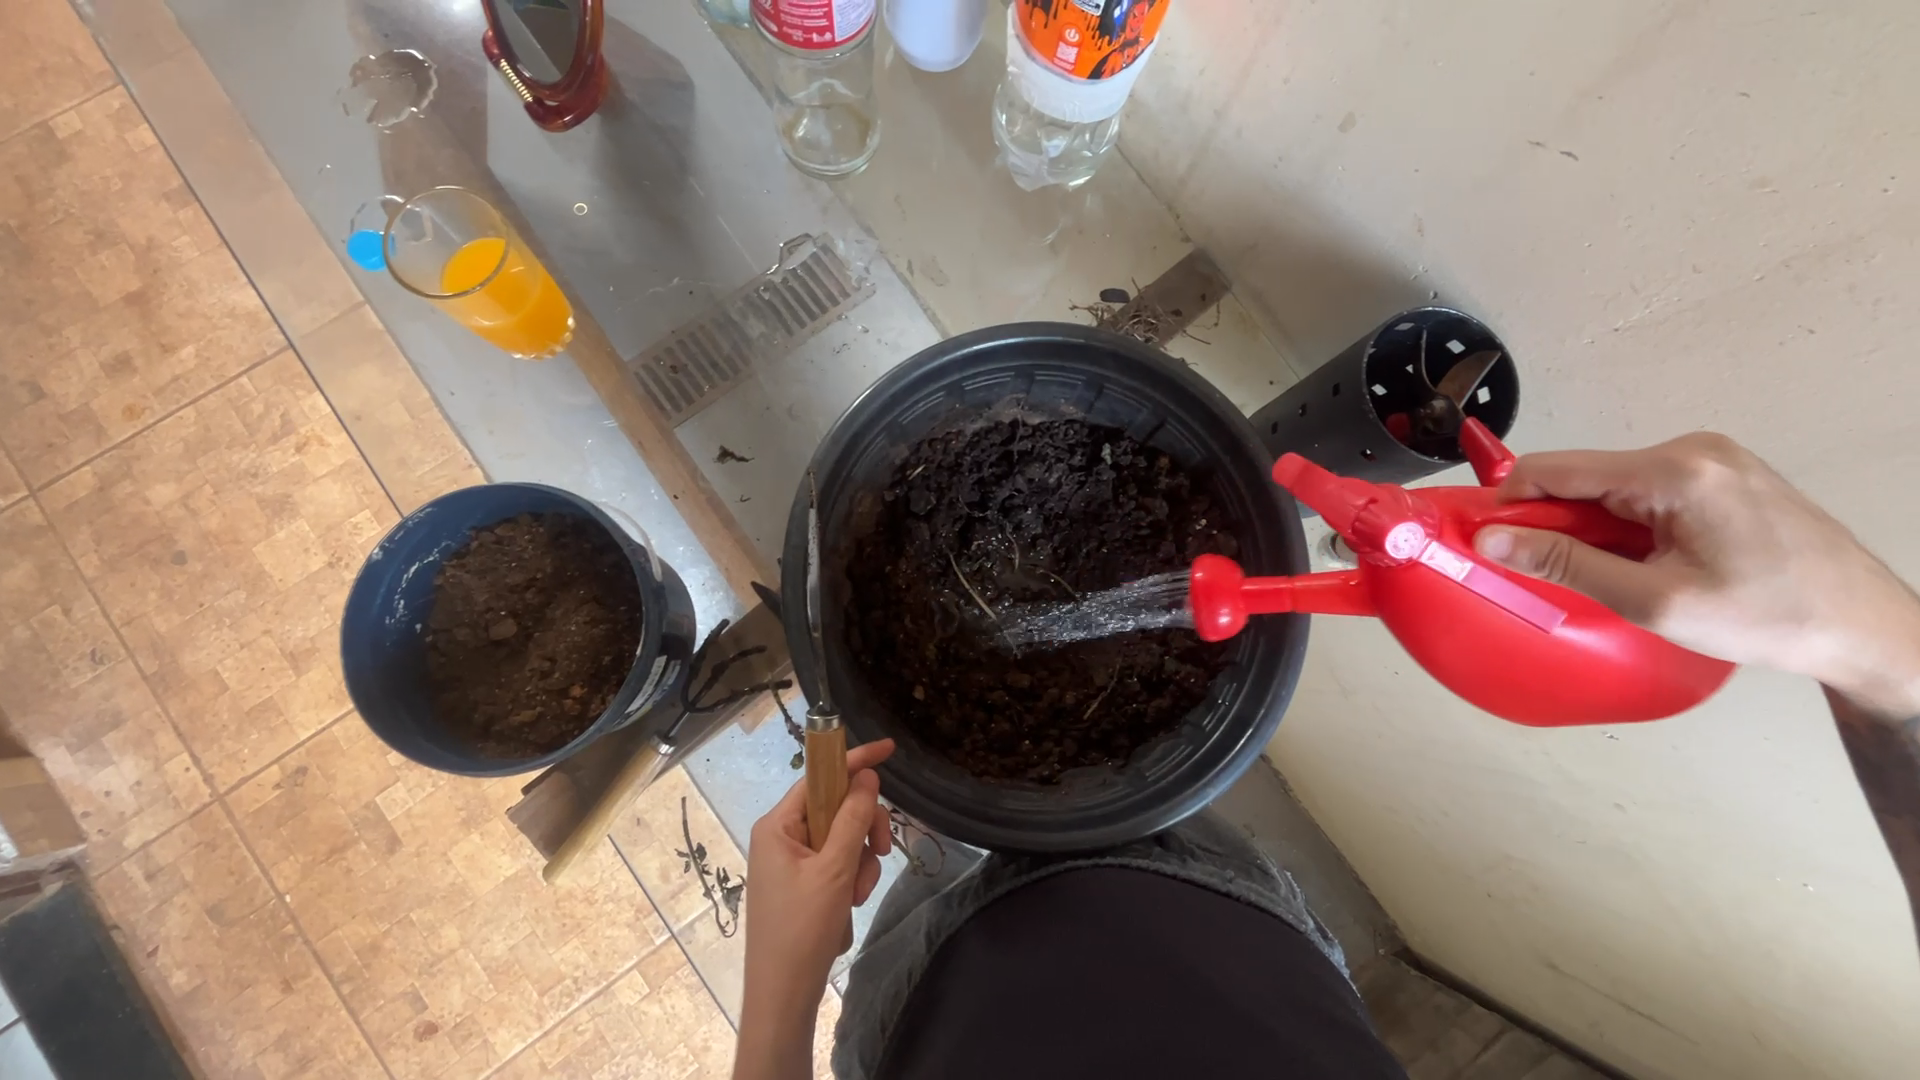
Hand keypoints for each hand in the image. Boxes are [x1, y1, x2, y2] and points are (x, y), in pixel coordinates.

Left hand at [737, 737, 894, 1070]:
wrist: (783, 997)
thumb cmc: (802, 930)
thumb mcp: (834, 870)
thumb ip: (852, 819)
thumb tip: (867, 777)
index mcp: (778, 825)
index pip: (819, 776)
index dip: (855, 760)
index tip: (889, 748)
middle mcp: (781, 835)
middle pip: (836, 806)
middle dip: (864, 827)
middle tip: (884, 849)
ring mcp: (791, 860)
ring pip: (842, 835)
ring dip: (860, 859)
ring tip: (857, 894)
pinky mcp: (801, 881)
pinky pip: (837, 860)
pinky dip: (852, 875)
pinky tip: (850, 903)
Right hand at [1472, 433, 1919, 716]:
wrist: (1870, 629)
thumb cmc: (1767, 618)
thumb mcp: (1651, 599)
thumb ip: (1564, 563)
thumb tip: (1488, 540)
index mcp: (1674, 472)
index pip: (1551, 469)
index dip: (1509, 506)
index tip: (1495, 548)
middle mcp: (1690, 450)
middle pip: (1577, 476)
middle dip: (1551, 522)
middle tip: (1559, 572)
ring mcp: (1708, 459)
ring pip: (1603, 485)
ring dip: (1587, 526)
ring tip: (1616, 571)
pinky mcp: (1717, 474)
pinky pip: (1636, 490)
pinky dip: (1618, 523)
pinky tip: (1642, 557)